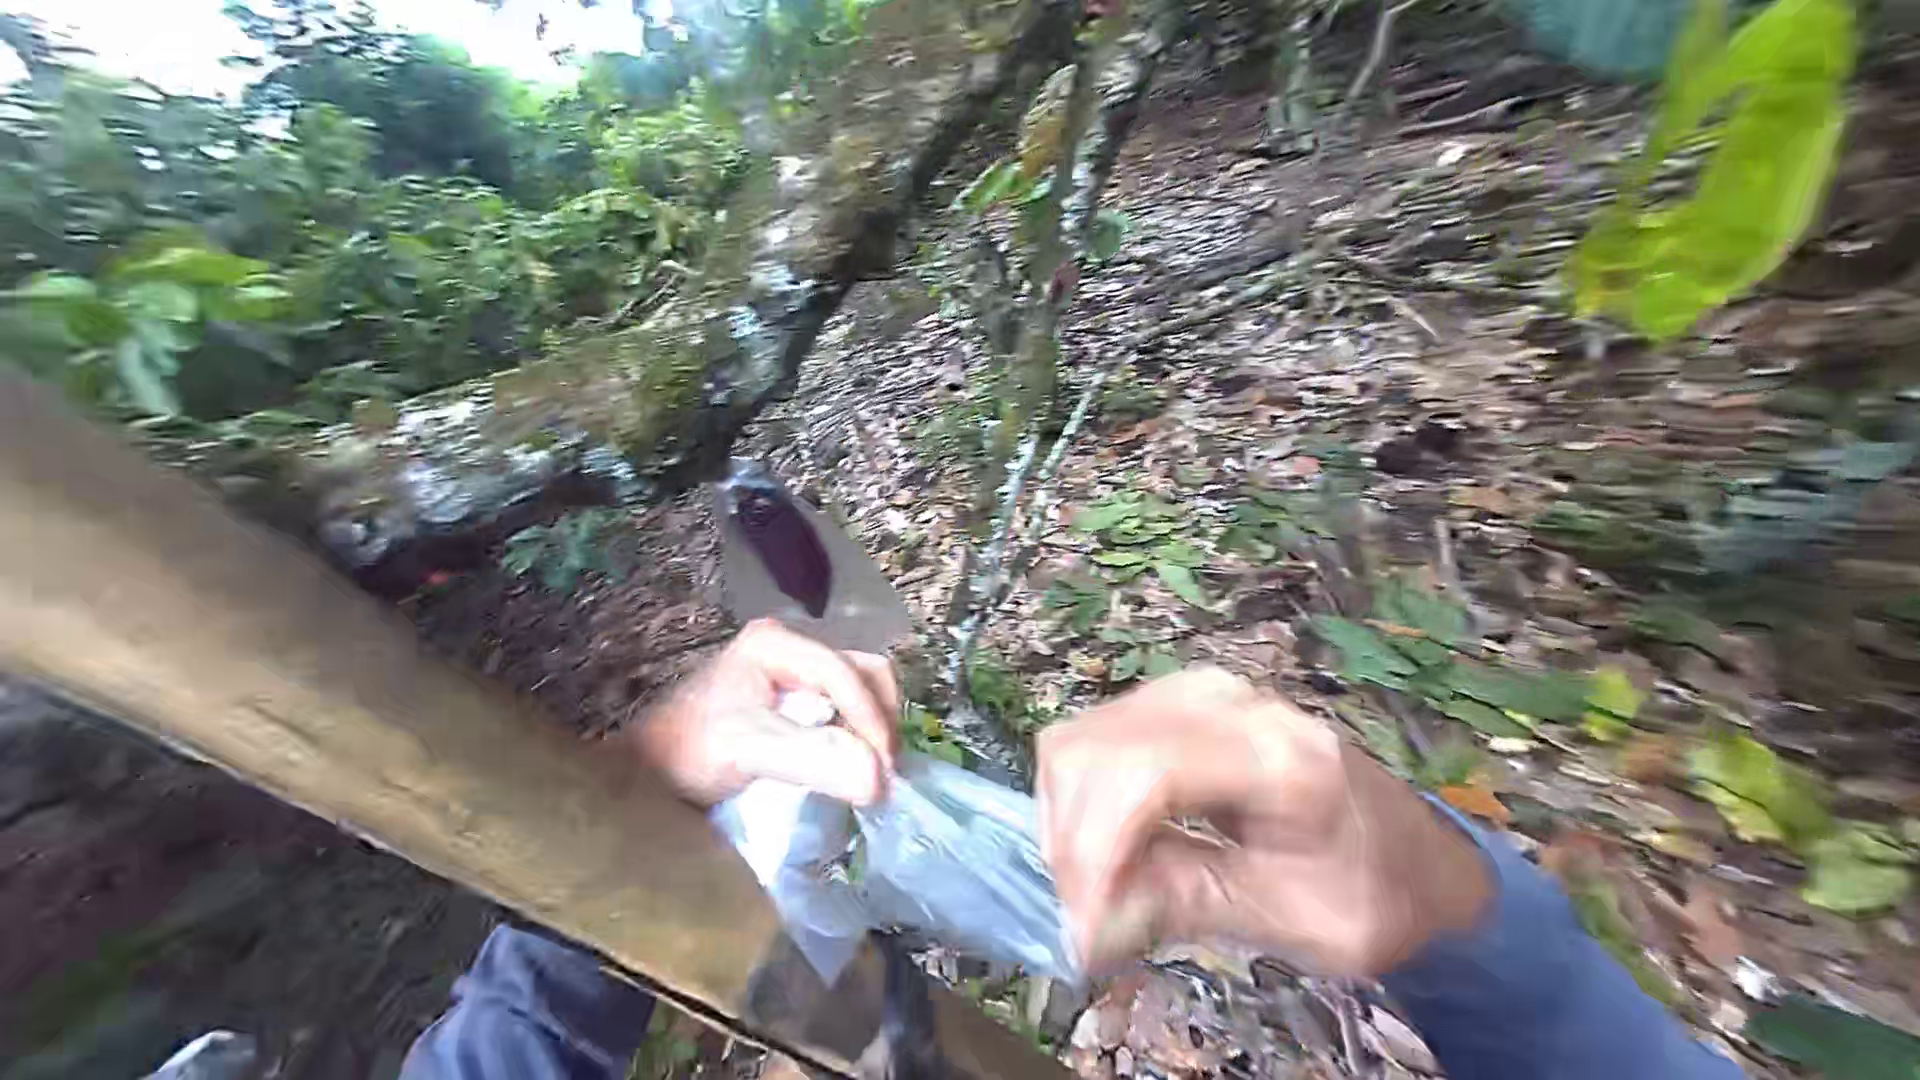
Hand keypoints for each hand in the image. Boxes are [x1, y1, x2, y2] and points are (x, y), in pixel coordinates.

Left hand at [626, 619, 900, 806]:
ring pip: (861, 688)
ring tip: (872, 769)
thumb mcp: (746, 750)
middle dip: (879, 719)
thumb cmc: (686, 754)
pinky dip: (861, 733)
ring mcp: (796, 670)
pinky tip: (854, 761)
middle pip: (862, 672)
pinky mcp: (797, 697)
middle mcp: (792, 647)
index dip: (870, 719)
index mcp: (776, 642)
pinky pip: (848, 707)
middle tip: (884, 771)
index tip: (882, 773)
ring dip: (875, 726)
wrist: (644, 776)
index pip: (843, 673)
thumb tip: (877, 779)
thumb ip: (810, 758)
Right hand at [1037, 669, 1491, 976]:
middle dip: (1072, 842)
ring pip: (1077, 742)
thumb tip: (1084, 923)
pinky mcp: (1164, 698)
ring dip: (1065, 821)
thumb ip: (1187, 906)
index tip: (1085, 928)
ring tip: (1096, 886)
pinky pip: (1085, 738)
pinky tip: (1103, 843)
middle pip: (1096, 752)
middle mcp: (1221, 701)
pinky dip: (1074, 798)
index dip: (1098, 848)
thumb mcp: (1298, 924)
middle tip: (1088, 918)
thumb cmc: (1369, 892)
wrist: (1404, 844)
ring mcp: (1186, 690)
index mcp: (1279, 756)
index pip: (1149, 773)